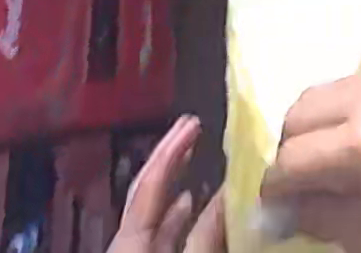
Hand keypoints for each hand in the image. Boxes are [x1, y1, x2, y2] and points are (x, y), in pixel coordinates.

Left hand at [109, 115, 224, 252]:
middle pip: (144, 191)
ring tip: (192, 154)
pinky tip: (189, 202)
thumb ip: (210, 229)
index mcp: (129, 241)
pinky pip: (156, 233)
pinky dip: (174, 213)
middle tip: (191, 125)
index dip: (172, 148)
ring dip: (172, 182)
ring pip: (151, 212)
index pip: (150, 183)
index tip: (193, 120)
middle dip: (168, 157)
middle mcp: (125, 243)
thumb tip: (235, 187)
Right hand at [261, 66, 360, 251]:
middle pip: (294, 117)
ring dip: (305, 129)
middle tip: (298, 190)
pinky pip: (339, 85)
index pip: (290, 161)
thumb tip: (280, 211)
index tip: (273, 215)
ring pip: (313, 94)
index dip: (274, 192)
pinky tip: (346, 140)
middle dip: (287, 154)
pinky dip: (329, 110)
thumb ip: (325, 218)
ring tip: (322, 165)